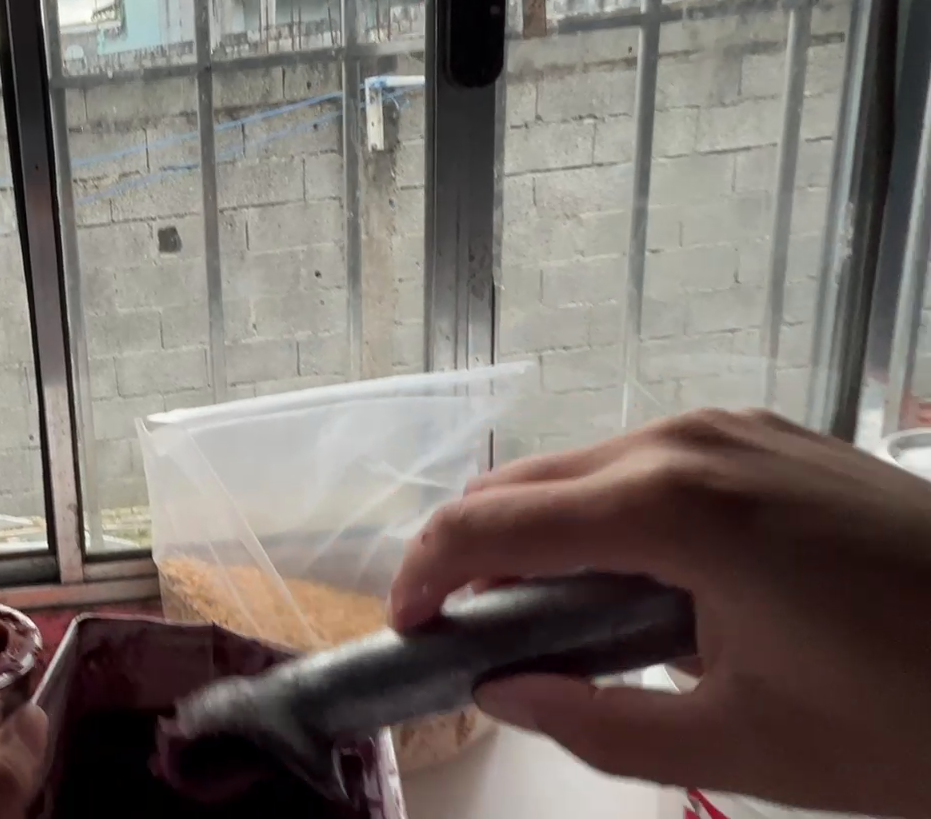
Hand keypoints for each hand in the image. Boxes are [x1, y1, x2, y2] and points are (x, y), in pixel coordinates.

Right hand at [387, 408, 930, 817]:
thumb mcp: (765, 750)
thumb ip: (598, 725)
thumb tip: (495, 692)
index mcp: (667, 505)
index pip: (488, 525)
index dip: (426, 572)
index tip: (408, 624)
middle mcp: (673, 439)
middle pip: (513, 486)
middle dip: (470, 553)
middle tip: (477, 626)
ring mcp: (714, 424)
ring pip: (563, 469)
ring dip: (529, 533)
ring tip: (558, 608)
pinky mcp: (748, 429)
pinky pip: (624, 462)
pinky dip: (589, 513)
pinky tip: (634, 571)